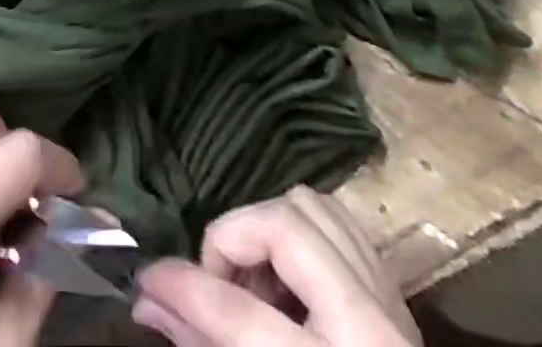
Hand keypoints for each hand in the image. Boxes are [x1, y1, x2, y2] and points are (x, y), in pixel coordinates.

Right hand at [133, 186, 421, 346]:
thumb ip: (200, 343)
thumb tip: (149, 299)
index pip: (237, 312)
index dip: (180, 285)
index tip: (149, 276)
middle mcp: (369, 331)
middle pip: (285, 226)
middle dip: (231, 239)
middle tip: (215, 282)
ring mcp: (389, 305)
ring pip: (313, 208)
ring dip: (265, 228)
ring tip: (250, 278)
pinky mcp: (393, 293)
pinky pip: (337, 220)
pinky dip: (298, 229)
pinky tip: (281, 270)